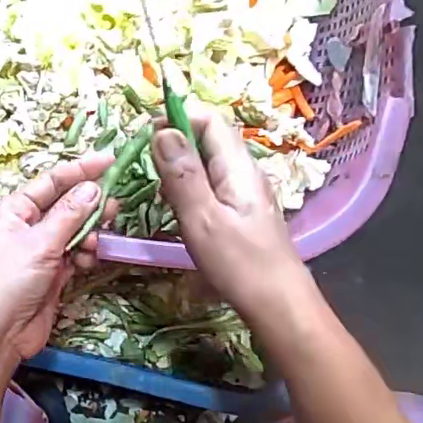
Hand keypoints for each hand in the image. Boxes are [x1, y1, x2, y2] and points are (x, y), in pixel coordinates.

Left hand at [0, 153, 114, 364]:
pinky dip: (86, 254)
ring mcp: (41, 250)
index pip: (52, 180)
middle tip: (115, 207)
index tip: (111, 159)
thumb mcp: (40, 243)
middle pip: (67, 204)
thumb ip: (70, 214)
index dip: (81, 169)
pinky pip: (76, 253)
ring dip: (90, 233)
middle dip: (90, 205)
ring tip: (95, 243)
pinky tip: (89, 261)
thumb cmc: (9, 281)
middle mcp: (27, 225)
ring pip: (75, 230)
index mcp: (15, 209)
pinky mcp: (53, 273)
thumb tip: (93, 187)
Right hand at [153, 115, 313, 322]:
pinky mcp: (241, 211)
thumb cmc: (239, 263)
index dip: (177, 117)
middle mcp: (244, 171)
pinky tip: (177, 208)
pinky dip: (189, 187)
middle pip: (208, 138)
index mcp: (237, 166)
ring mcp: (244, 191)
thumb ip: (182, 174)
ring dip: (179, 166)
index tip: (145, 135)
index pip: (209, 119)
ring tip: (158, 188)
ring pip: (208, 162)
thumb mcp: (202, 218)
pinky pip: (211, 184)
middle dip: (174, 142)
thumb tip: (161, 130)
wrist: (278, 305)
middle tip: (146, 165)